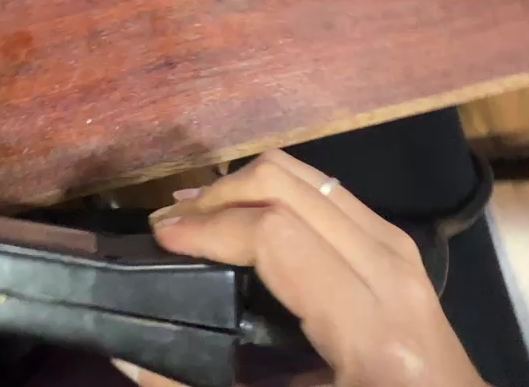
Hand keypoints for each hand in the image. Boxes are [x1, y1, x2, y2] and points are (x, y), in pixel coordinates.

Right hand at [131, 150, 489, 386]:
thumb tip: (130, 354)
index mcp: (371, 331)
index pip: (275, 236)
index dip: (209, 228)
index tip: (161, 239)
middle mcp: (390, 271)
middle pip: (286, 186)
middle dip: (217, 196)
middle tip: (170, 224)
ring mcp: (398, 249)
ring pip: (303, 174)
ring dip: (241, 185)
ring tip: (196, 213)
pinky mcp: (396, 243)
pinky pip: (322, 189)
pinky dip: (272, 191)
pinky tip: (243, 214)